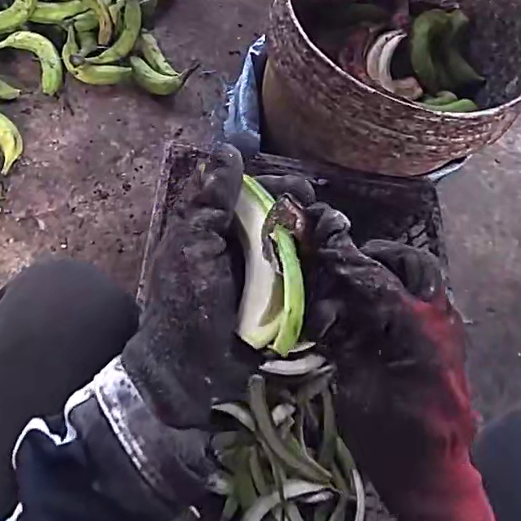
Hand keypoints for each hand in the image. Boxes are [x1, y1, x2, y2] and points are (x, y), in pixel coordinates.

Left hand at [119, 145, 311, 428]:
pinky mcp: (290, 309)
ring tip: (336, 243)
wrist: (188, 371)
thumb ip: (211, 199)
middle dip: (312, 215)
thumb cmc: (184, 301)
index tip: (302, 190)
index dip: (284, 186)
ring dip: (326, 243)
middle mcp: (254, 248)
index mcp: (228, 227)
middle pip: (293, 219)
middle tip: (326, 221)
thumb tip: (228, 149)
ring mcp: (274, 279)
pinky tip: (334, 280)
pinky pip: (317, 289)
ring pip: (310, 249)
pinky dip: (328, 284)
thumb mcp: (191, 244)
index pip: (262, 193)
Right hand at [306, 207, 473, 492]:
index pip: (372, 275)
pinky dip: (399, 294)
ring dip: (390, 272)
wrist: (436, 475)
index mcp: (414, 327)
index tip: (322, 227)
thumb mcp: (355, 385)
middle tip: (347, 264)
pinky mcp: (446, 339)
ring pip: (422, 277)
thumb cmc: (391, 438)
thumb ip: (342, 337)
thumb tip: (326, 305)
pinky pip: (424, 300)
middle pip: (411, 262)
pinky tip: (374, 313)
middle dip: (378, 256)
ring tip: (358, 287)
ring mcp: (446, 327)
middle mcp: (437, 317)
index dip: (343, 252)